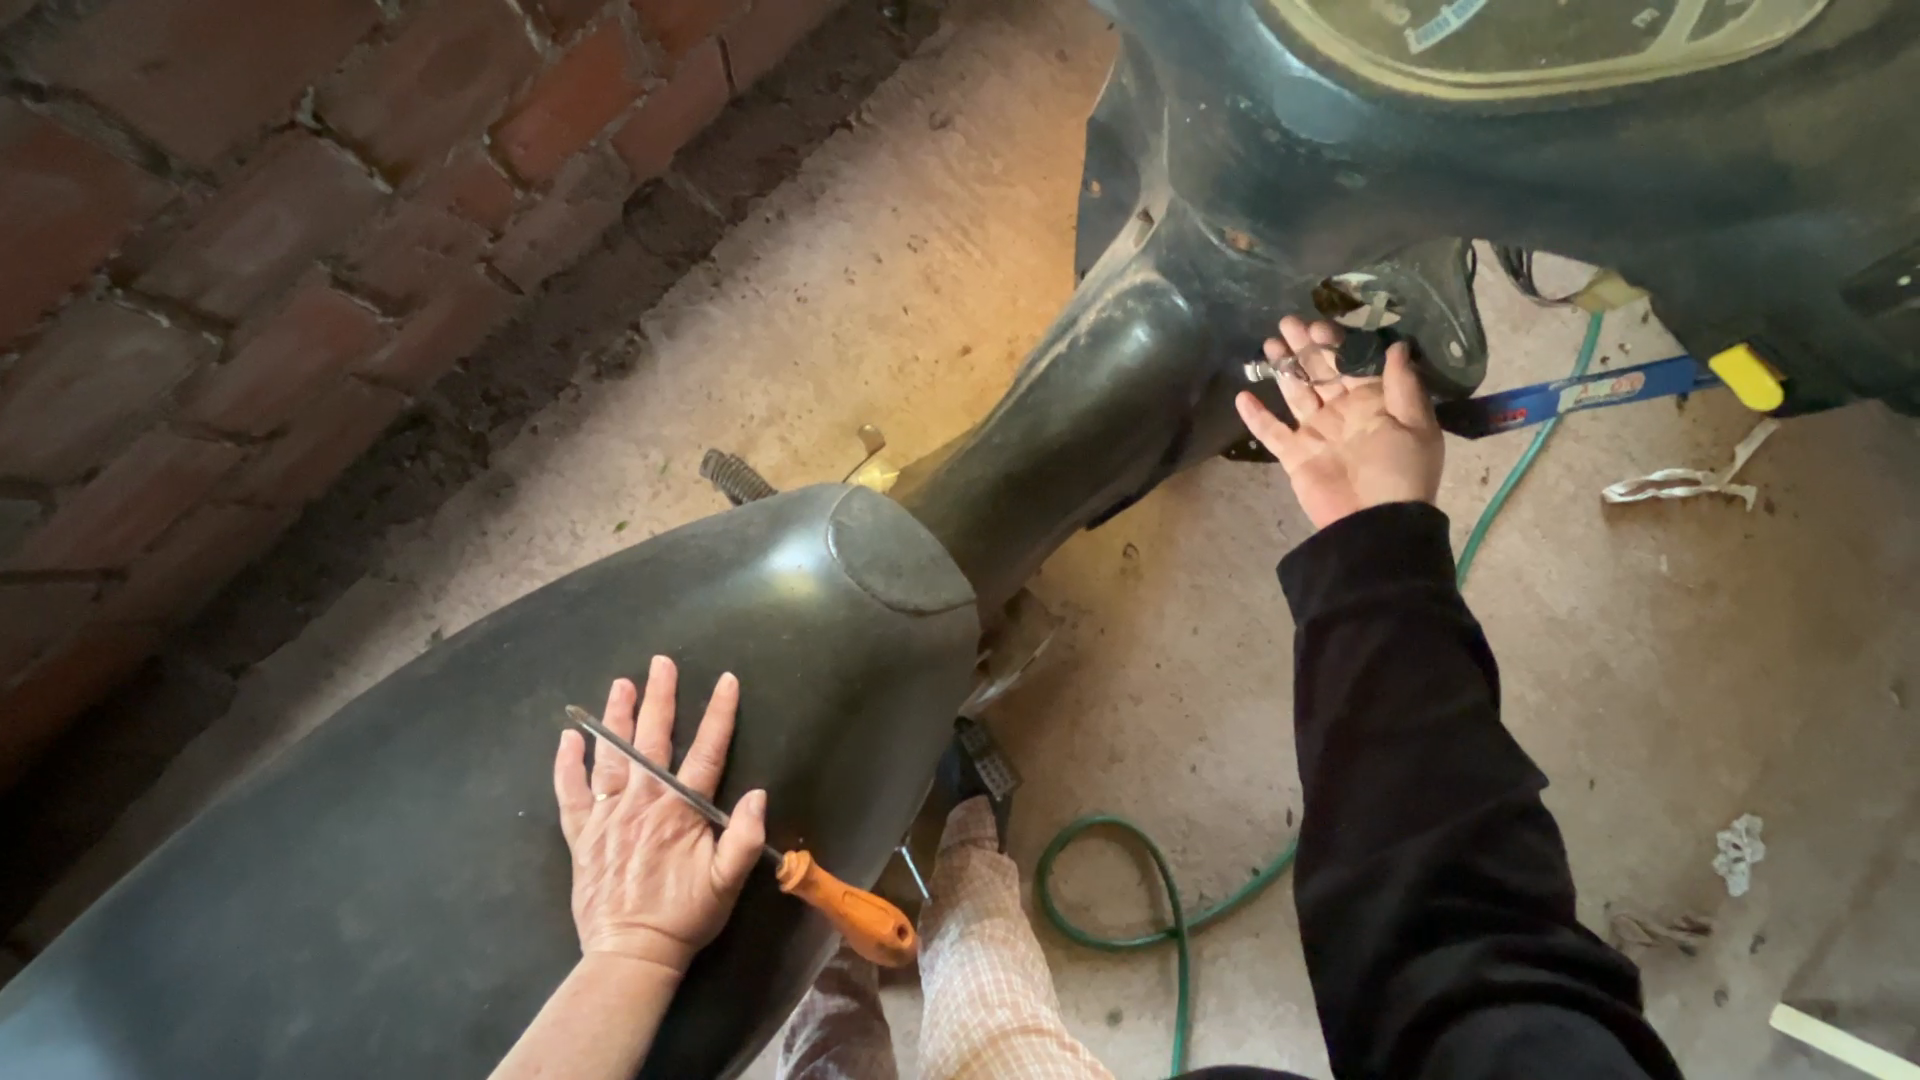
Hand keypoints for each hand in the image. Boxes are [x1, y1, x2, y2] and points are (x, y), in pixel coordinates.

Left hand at [553, 657, 766, 974]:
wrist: (630, 955)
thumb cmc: (684, 916)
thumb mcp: (727, 882)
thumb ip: (745, 839)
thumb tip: (759, 794)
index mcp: (679, 810)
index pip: (705, 751)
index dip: (718, 714)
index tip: (726, 680)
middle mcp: (642, 803)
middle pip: (652, 740)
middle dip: (659, 698)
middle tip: (660, 663)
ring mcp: (607, 817)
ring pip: (611, 756)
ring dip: (615, 718)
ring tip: (620, 684)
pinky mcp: (581, 835)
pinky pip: (570, 793)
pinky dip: (567, 765)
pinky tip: (569, 739)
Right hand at [1235, 315, 1442, 529]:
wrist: (1375, 521)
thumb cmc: (1400, 471)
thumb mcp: (1415, 425)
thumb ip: (1402, 384)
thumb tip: (1396, 345)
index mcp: (1374, 401)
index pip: (1352, 363)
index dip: (1336, 343)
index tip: (1318, 327)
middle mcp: (1342, 411)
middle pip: (1320, 372)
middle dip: (1305, 347)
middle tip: (1286, 323)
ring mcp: (1316, 432)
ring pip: (1295, 393)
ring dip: (1283, 370)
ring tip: (1268, 346)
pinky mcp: (1295, 454)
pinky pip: (1272, 432)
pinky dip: (1257, 416)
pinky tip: (1243, 395)